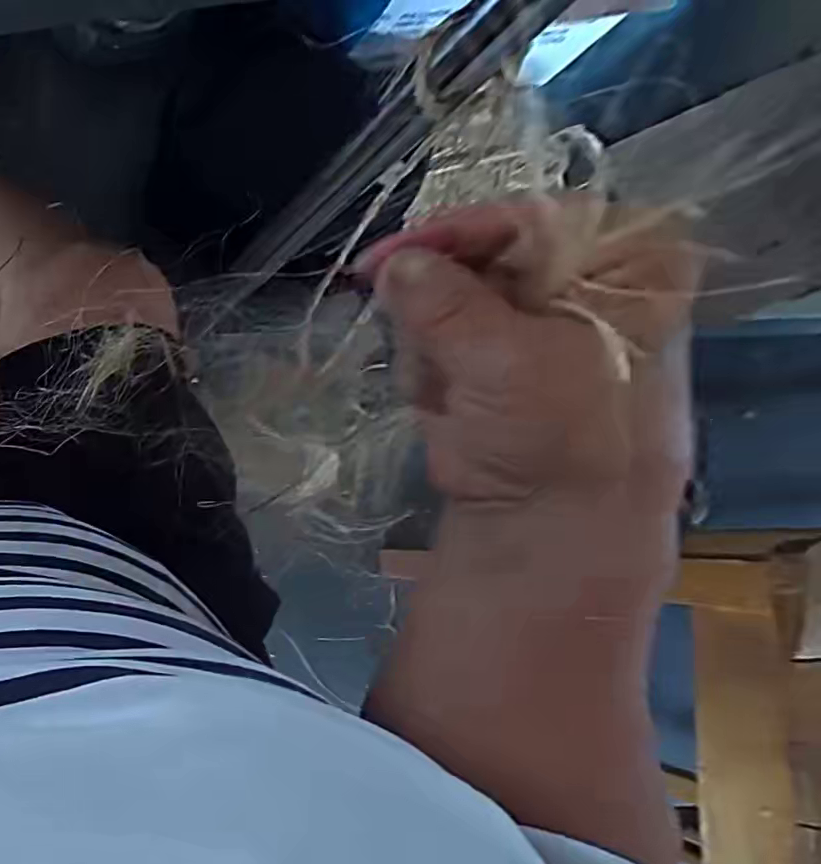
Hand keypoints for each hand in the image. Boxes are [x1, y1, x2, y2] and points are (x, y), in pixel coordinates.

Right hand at [358, 199, 700, 513]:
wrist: (539, 508)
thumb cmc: (553, 432)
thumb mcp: (505, 361)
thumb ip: (446, 305)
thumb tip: (391, 263)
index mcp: (619, 258)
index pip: (525, 217)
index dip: (452, 233)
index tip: (383, 257)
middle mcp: (573, 276)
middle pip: (476, 252)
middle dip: (430, 295)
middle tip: (406, 328)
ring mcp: (520, 314)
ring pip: (439, 295)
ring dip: (424, 337)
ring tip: (441, 379)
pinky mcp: (478, 351)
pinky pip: (425, 332)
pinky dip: (420, 360)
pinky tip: (438, 391)